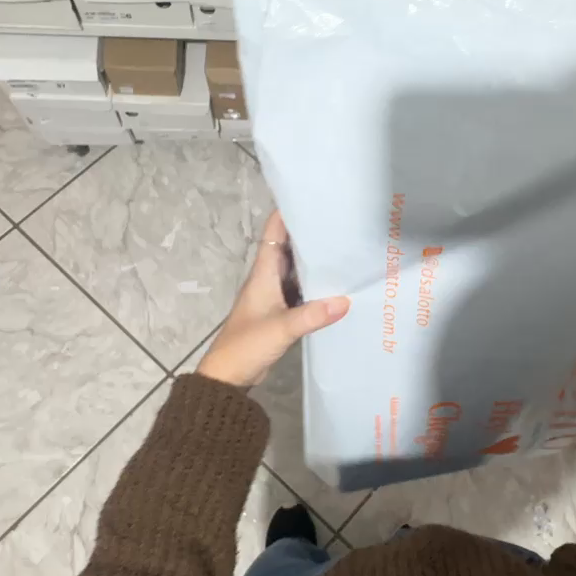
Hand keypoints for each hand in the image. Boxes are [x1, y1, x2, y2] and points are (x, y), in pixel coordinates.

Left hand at [196, 212, 349, 387]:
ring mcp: (275, 296)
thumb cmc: (247, 345)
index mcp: (263, 274)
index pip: (274, 234)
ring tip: (346, 246)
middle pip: (289, 248)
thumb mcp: (281, 329)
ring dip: (315, 260)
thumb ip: (312, 315)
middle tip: (341, 221)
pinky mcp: (282, 313)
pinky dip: (317, 285)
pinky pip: (302, 291)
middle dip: (310, 234)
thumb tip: (346, 300)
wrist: (228, 376)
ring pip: (297, 270)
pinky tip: (338, 284)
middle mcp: (269, 279)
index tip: (312, 198)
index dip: (288, 213)